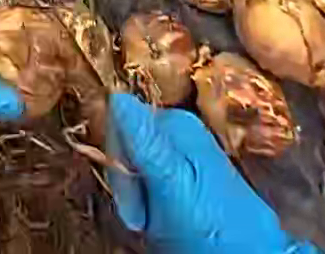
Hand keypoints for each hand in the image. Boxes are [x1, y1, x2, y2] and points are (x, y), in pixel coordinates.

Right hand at [106, 93, 313, 253]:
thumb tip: (116, 95)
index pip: (119, 117)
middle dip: (127, 178)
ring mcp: (187, 147)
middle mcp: (181, 125)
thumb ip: (145, 142)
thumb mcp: (171, 186)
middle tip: (143, 218)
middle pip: (128, 138)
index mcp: (175, 121)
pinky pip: (153, 171)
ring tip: (156, 221)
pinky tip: (167, 217)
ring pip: (138, 158)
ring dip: (138, 191)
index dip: (117, 160)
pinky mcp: (191, 169)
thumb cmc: (208, 229)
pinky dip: (153, 197)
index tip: (131, 203)